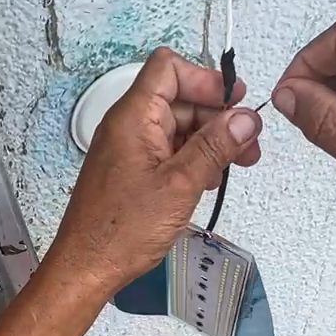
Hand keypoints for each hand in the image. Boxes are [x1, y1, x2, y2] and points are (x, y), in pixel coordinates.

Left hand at [47, 48, 262, 294]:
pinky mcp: (131, 171)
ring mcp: (128, 149)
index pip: (168, 68)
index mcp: (133, 117)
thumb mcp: (180, 184)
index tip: (235, 100)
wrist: (87, 267)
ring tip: (237, 165)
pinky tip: (210, 180)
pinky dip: (192, 159)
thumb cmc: (122, 229)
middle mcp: (128, 126)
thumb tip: (246, 116)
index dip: (204, 79)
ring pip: (177, 127)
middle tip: (248, 143)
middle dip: (217, 116)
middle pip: (179, 98)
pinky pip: (167, 151)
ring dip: (210, 141)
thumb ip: (214, 146)